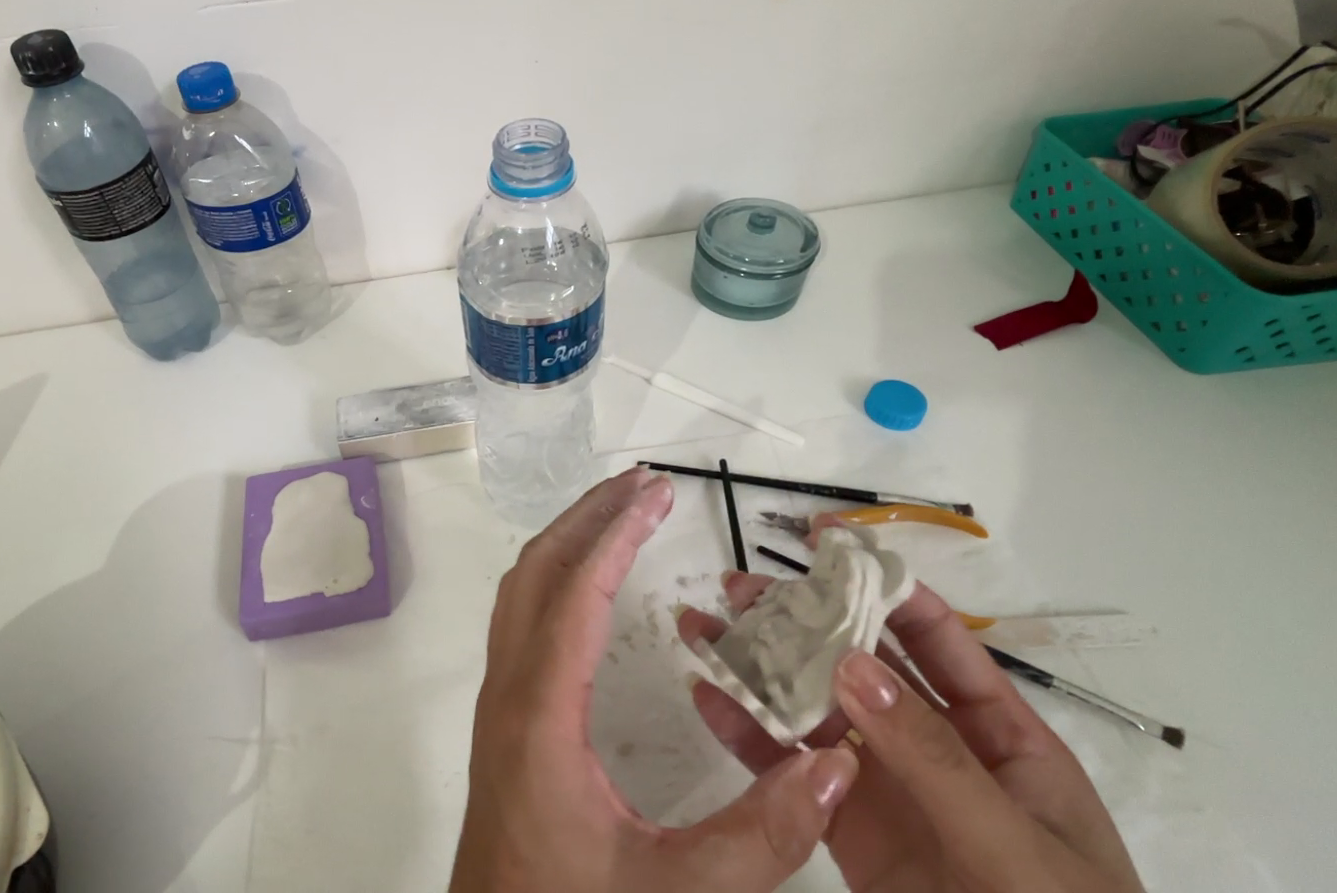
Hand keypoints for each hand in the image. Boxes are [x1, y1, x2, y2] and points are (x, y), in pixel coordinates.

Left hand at [451, 467, 859, 892]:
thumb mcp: (677, 890)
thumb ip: (761, 836)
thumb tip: (837, 766)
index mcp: (540, 714)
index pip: (574, 593)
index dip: (616, 535)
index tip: (658, 493)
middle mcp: (508, 689)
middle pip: (536, 571)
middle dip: (588, 517)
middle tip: (645, 484)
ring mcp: (499, 698)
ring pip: (521, 589)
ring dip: (567, 540)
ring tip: (620, 513)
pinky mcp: (503, 714)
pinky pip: (521, 616)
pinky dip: (555, 576)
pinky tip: (589, 582)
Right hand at [676, 516, 1144, 892]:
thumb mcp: (1012, 847)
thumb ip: (931, 758)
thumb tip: (851, 663)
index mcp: (1000, 738)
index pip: (937, 642)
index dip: (884, 588)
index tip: (825, 545)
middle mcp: (934, 747)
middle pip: (860, 665)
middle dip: (802, 620)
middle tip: (737, 587)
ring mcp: (886, 787)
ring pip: (814, 710)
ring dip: (760, 667)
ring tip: (702, 627)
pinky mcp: (844, 827)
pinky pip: (792, 769)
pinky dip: (748, 733)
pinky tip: (707, 697)